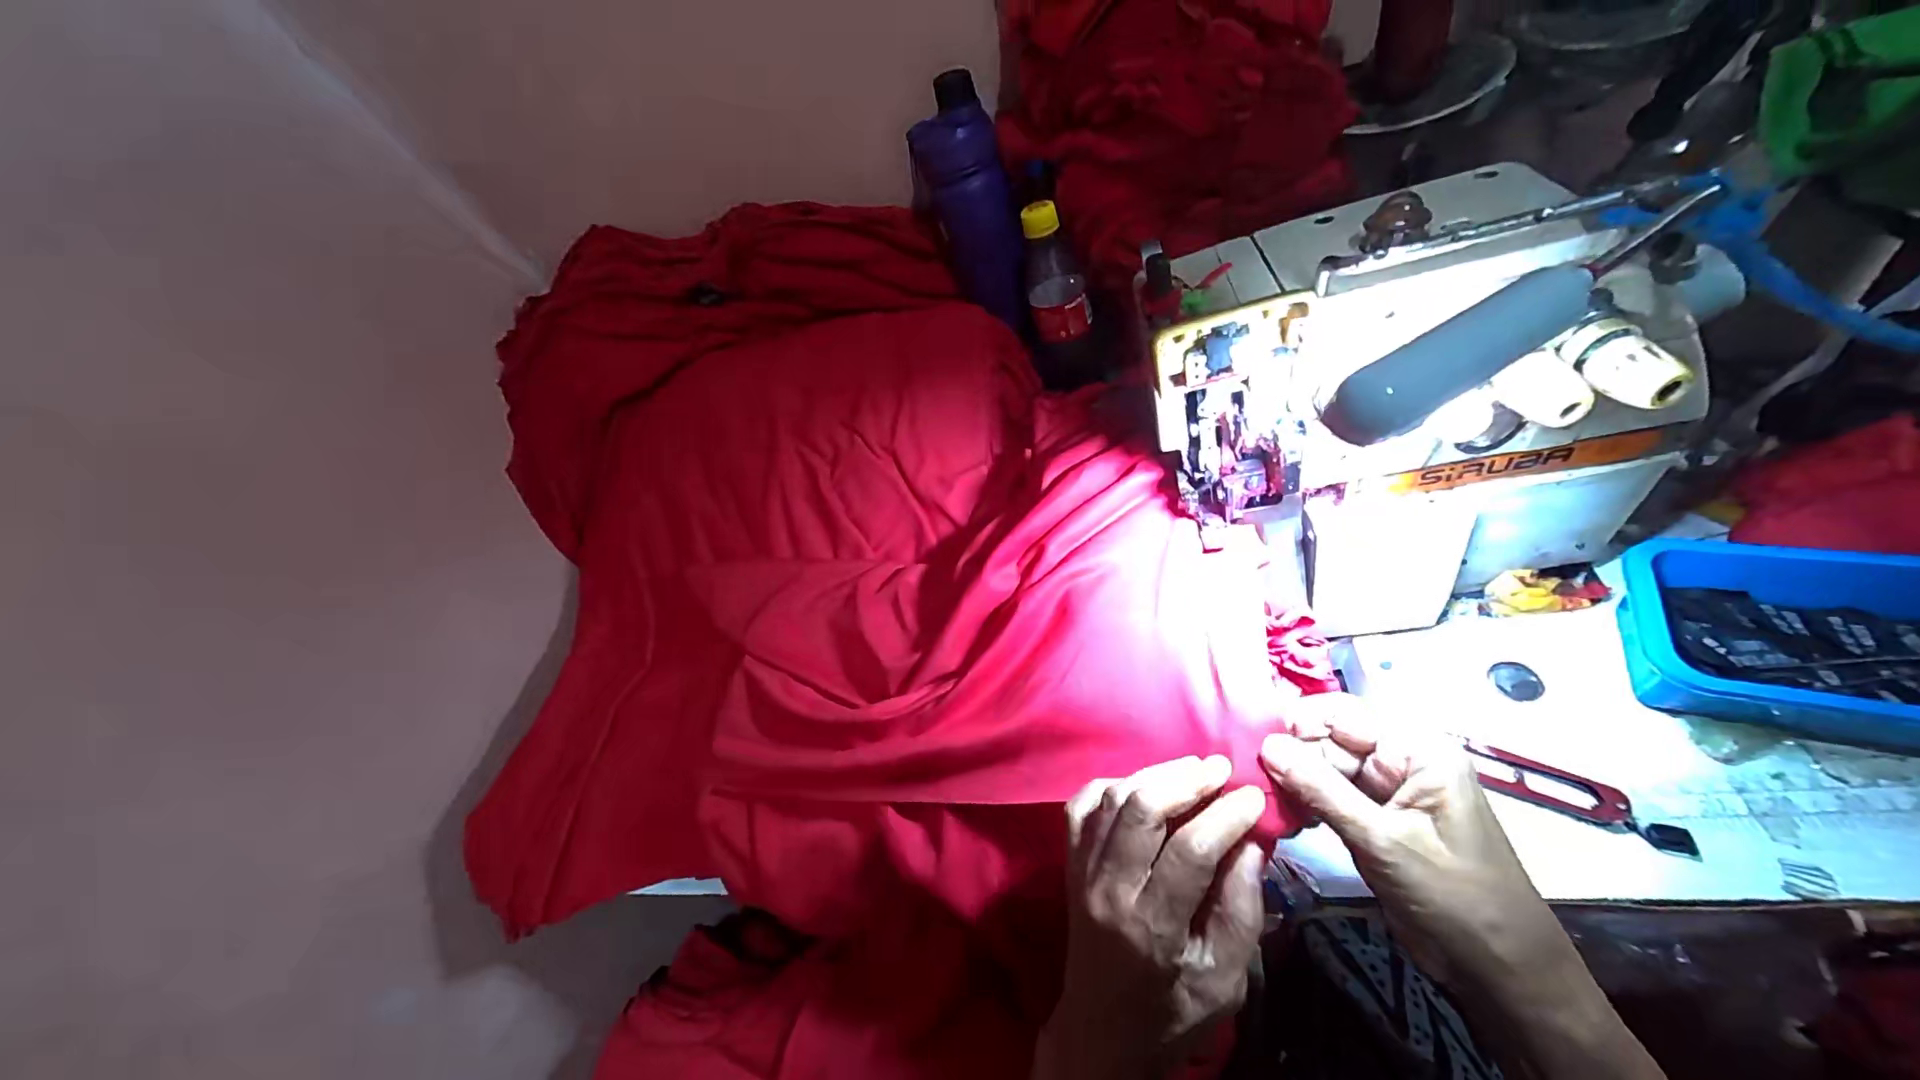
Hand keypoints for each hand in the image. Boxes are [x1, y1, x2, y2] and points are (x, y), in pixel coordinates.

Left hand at [1034, 756, 1268, 1079]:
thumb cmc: (1172, 1011)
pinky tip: (1143, 783)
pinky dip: (1112, 784)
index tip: (1252, 796)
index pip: (1188, 851)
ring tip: (1192, 769)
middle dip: (1185, 781)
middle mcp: (1108, 889)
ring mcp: (1081, 870)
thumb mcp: (1224, 982)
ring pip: (1111, 799)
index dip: (1225, 816)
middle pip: (1140, 811)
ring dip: (1154, 775)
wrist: (1100, 1029)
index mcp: (1152, 926)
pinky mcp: (1069, 861)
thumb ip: (1240, 913)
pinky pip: (1082, 805)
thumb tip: (1250, 844)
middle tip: (1220, 769)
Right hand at [1257, 693, 1563, 989]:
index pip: (1342, 713)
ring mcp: (1383, 791)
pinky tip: (1281, 816)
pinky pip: (1325, 795)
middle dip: (1289, 755)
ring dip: (1291, 781)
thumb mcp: (1382, 840)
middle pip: (1327, 739)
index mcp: (1415, 751)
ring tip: (1260, 797)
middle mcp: (1398, 761)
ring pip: (1321, 768)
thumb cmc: (1453, 897)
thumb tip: (1266, 744)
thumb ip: (1321, 789)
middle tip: (1250, 777)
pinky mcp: (1370, 819)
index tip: (1256, 743)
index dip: (1298, 722)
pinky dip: (1303, 803)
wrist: (1498, 970)